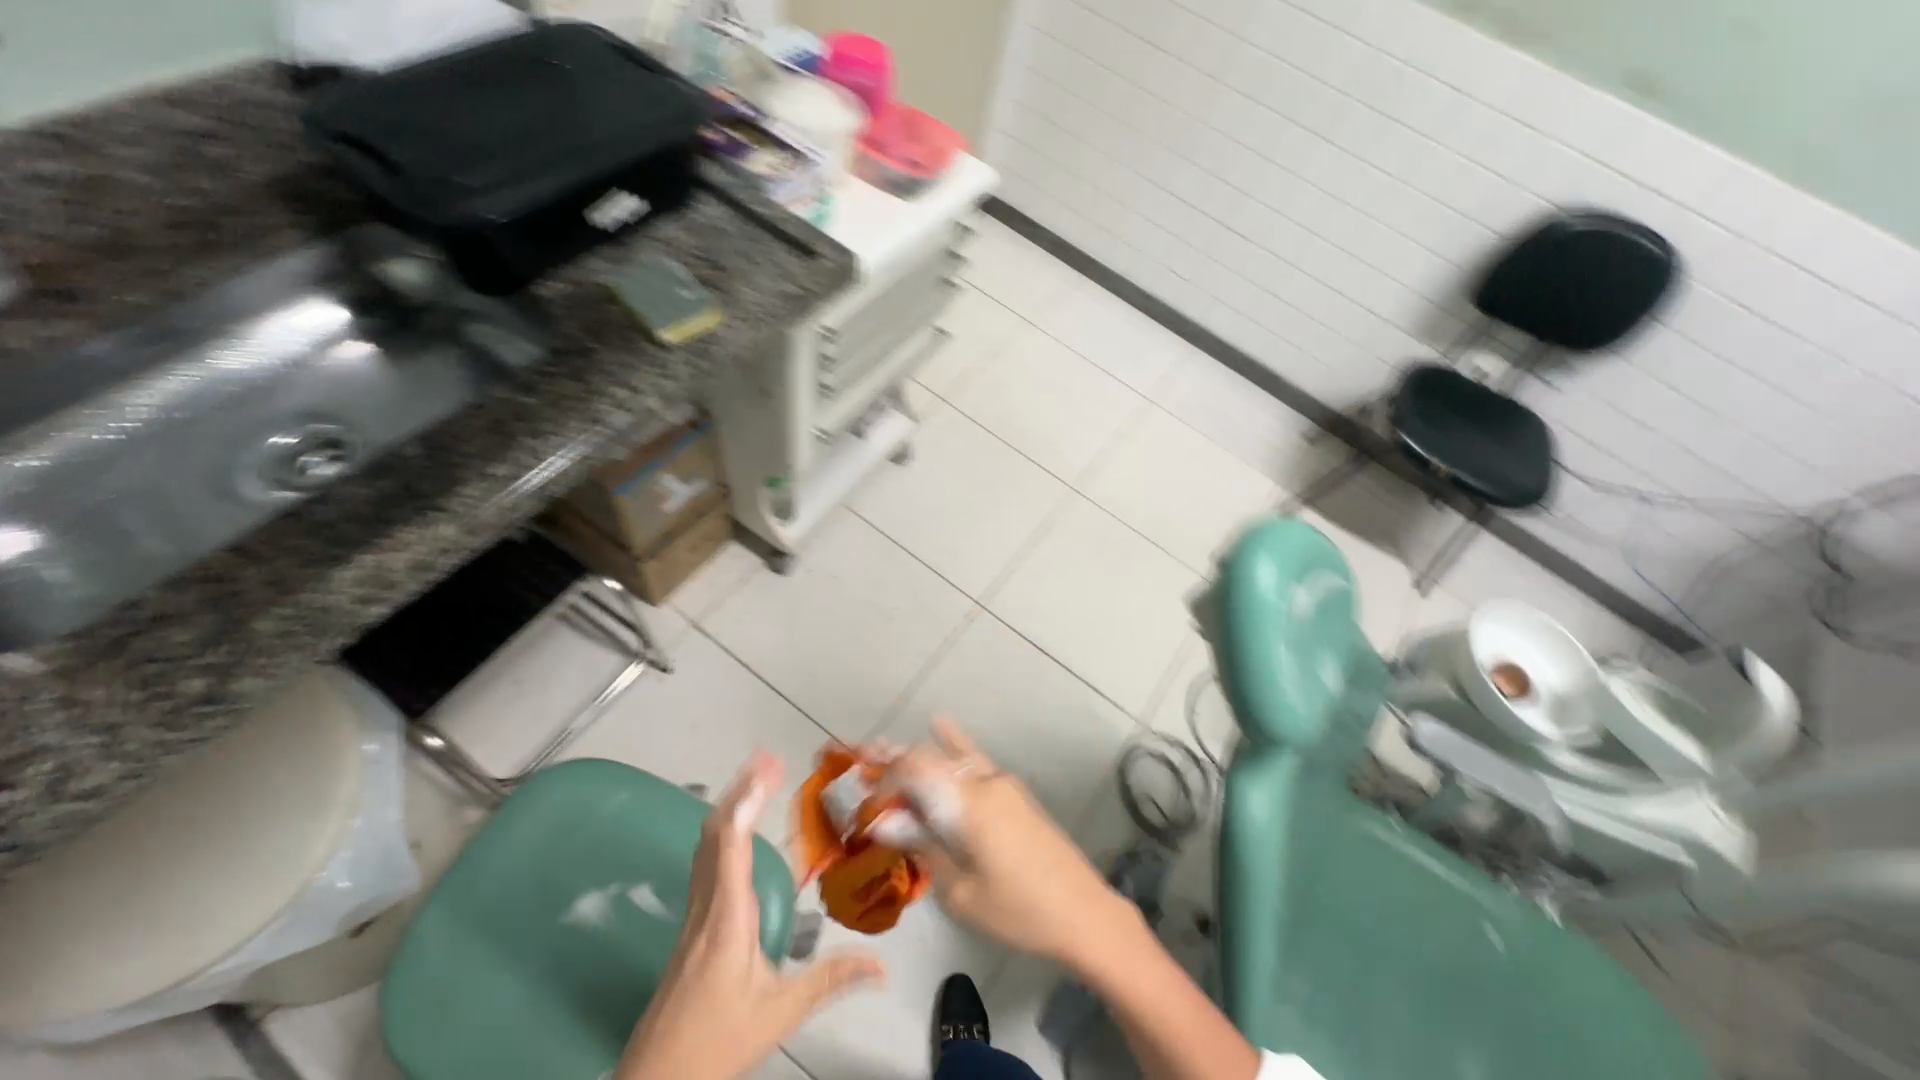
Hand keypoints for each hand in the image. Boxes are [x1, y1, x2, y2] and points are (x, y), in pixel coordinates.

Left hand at [616, 752, 884, 1079]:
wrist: (656, 1079)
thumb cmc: (716, 1041)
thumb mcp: (780, 1012)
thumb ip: (830, 980)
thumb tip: (882, 965)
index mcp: (726, 917)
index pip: (731, 842)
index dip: (747, 799)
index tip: (768, 766)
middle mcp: (705, 907)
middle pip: (713, 834)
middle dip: (740, 791)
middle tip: (767, 760)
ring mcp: (692, 919)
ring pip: (704, 849)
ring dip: (729, 810)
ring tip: (755, 785)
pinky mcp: (690, 931)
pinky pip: (704, 867)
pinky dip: (723, 838)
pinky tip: (737, 843)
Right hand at [879, 719, 1140, 972]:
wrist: (1084, 914)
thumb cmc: (1018, 911)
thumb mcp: (960, 890)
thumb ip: (922, 846)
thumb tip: (883, 820)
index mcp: (969, 804)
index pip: (915, 769)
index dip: (883, 776)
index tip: (863, 799)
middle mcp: (985, 782)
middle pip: (931, 759)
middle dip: (893, 763)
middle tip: (859, 765)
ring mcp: (1004, 784)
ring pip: (951, 759)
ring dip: (917, 759)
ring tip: (881, 752)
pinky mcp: (1015, 795)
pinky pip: (977, 762)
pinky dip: (955, 745)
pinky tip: (940, 724)